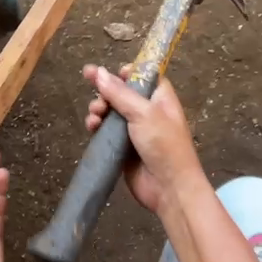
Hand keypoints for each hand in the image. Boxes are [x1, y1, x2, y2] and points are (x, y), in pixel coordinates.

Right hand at [84, 64, 203, 212]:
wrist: (169, 189)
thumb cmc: (163, 145)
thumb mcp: (143, 113)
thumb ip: (119, 92)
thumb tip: (97, 71)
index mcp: (160, 99)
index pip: (144, 76)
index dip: (128, 72)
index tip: (113, 73)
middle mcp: (147, 111)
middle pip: (121, 92)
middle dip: (105, 91)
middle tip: (96, 95)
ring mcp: (134, 130)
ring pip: (110, 110)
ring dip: (99, 108)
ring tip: (95, 115)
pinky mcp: (122, 146)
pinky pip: (105, 130)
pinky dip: (97, 125)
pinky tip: (92, 127)